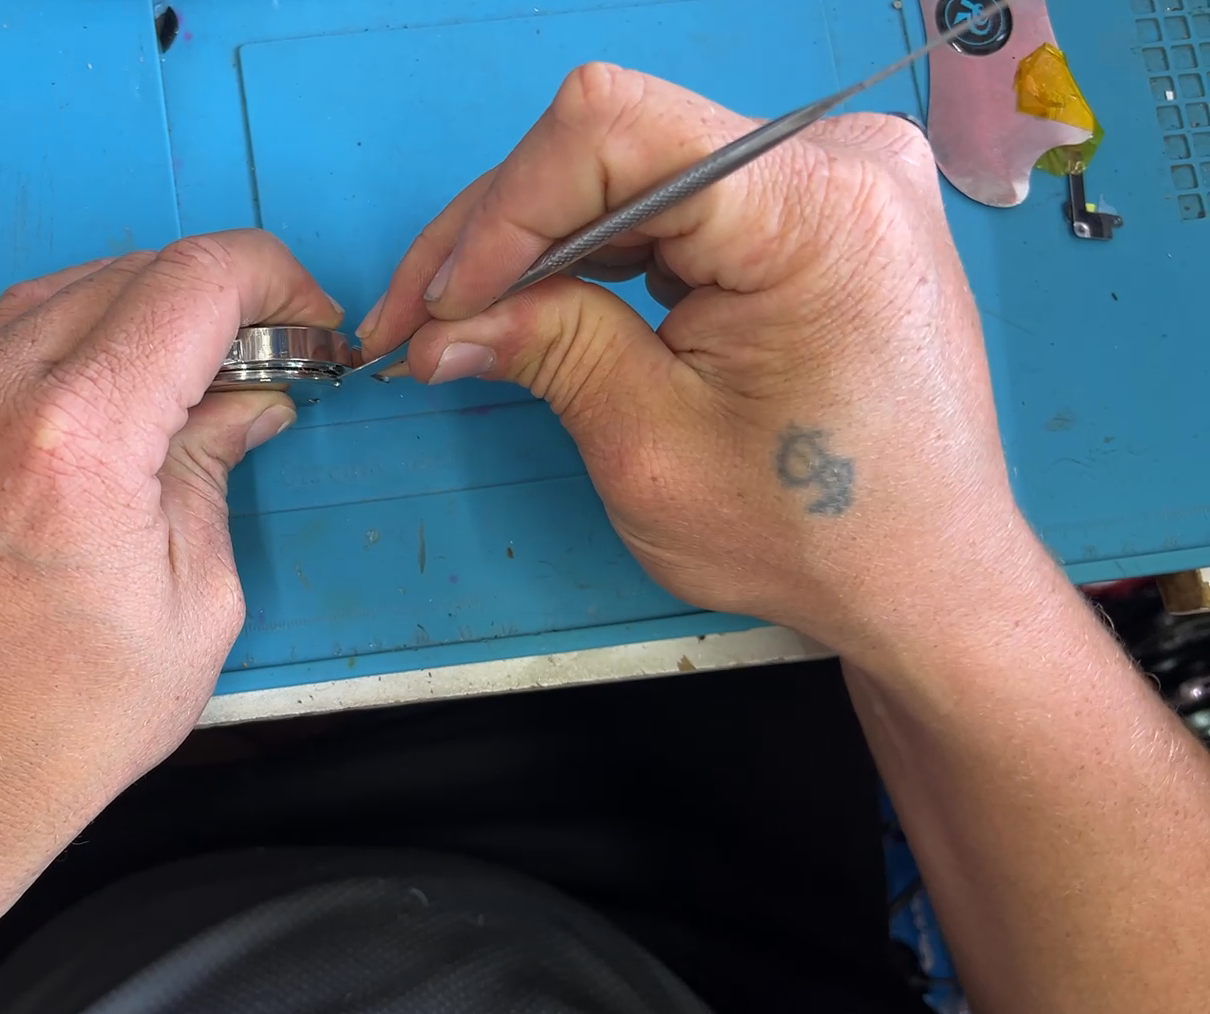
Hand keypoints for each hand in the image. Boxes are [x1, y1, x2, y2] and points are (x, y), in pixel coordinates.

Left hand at [0, 232, 339, 997]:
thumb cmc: (80, 719)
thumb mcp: (198, 598)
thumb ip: (216, 467)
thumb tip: (251, 401)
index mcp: (76, 440)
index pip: (192, 285)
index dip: (273, 278)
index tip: (311, 318)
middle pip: (131, 275)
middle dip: (220, 299)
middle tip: (269, 356)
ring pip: (66, 294)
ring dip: (148, 312)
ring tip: (199, 372)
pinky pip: (11, 340)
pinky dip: (83, 341)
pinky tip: (119, 390)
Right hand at [358, 65, 1042, 652]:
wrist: (913, 575)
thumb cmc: (796, 532)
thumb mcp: (647, 446)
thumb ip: (547, 352)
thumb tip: (434, 332)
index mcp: (810, 209)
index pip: (607, 135)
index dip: (497, 218)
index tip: (436, 312)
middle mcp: (823, 161)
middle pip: (599, 150)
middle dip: (483, 241)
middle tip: (404, 326)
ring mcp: (809, 184)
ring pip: (609, 179)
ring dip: (512, 254)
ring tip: (444, 328)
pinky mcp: (785, 220)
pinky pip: (645, 212)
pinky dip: (565, 262)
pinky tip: (518, 311)